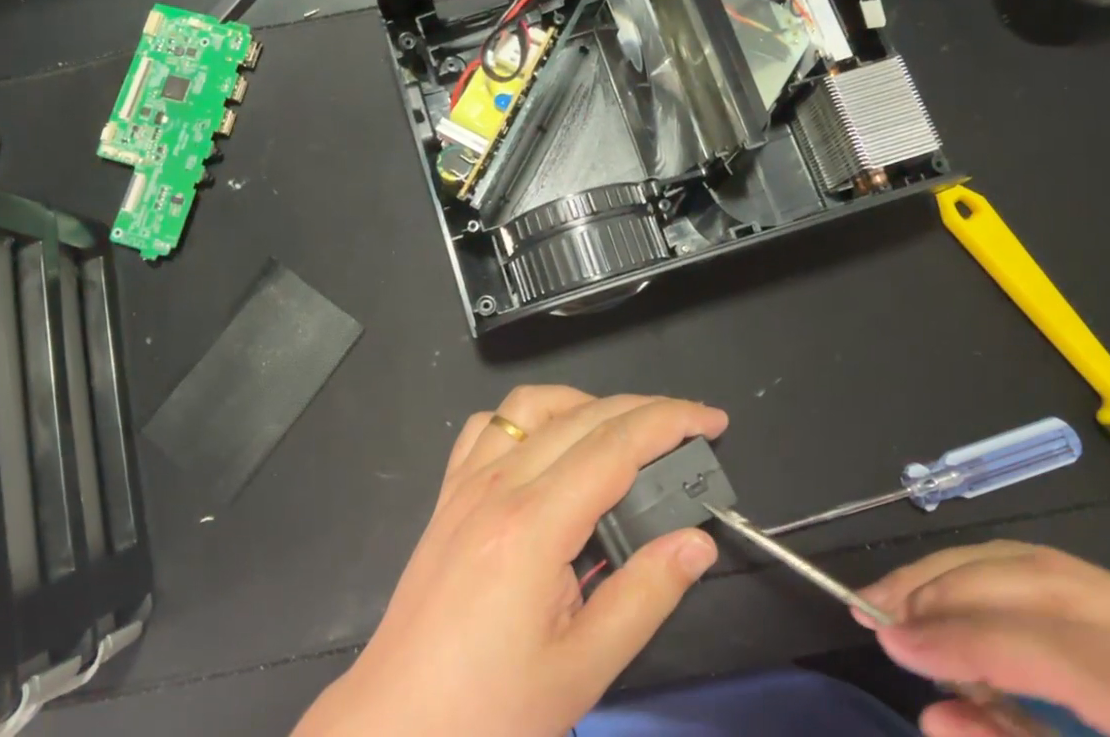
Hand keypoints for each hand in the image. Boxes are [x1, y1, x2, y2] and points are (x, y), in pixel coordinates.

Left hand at [293, 385, 728, 736]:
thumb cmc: (492, 706)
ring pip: (529, 408)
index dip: (670, 422)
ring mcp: (464, 486)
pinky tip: (549, 447)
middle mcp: (496, 487)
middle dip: (644, 410)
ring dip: (584, 404)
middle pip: (580, 417)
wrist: (395, 722)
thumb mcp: (584, 666)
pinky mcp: (446, 497)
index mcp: (533, 525)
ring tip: (624, 434)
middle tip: (690, 428)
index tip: (713, 420)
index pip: (615, 446)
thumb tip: (698, 541)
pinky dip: (528, 419)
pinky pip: (486, 429)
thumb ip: (646, 594)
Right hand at [854, 542, 1109, 736]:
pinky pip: (1046, 573)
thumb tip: (935, 711)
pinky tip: (936, 594)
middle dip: (949, 591)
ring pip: (1039, 563)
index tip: (890, 641)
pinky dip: (979, 577)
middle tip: (880, 612)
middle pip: (1045, 584)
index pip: (1063, 652)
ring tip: (892, 596)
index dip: (968, 641)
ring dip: (952, 573)